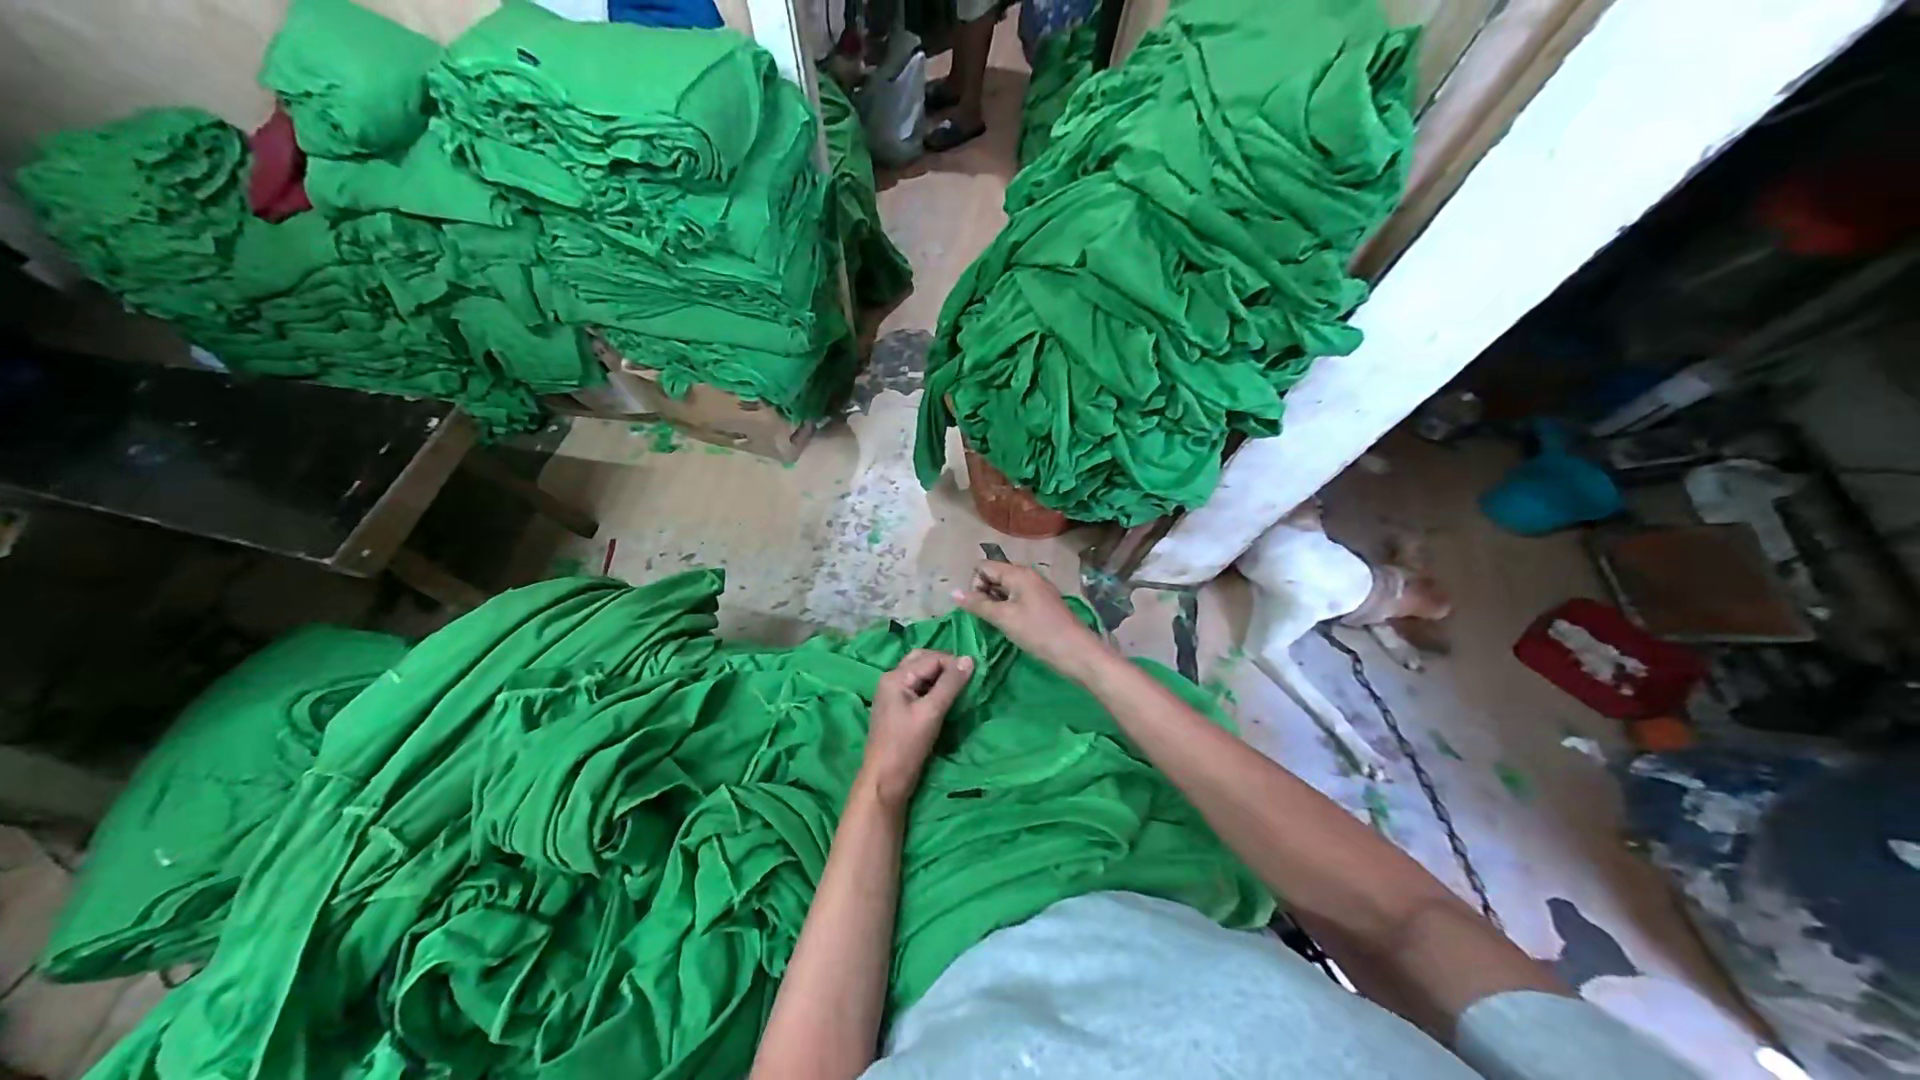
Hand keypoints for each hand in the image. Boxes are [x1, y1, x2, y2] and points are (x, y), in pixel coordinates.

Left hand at [859, 649, 973, 808]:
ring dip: (941, 678)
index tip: (974, 677)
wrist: (885, 780)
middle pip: (923, 660)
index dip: (953, 664)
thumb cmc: (906, 746)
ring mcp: (894, 694)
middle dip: (946, 666)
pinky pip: (919, 688)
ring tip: (959, 690)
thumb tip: (969, 659)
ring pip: (921, 674)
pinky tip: (946, 700)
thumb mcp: (931, 712)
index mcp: (896, 677)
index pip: (931, 658)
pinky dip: (934, 689)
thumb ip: (950, 684)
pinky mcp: (899, 708)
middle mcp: (892, 679)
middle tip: (966, 679)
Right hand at [953, 561, 1111, 680]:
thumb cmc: (1039, 633)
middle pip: (994, 575)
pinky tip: (1013, 626)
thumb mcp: (1004, 618)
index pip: (983, 567)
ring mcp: (1037, 589)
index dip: (975, 585)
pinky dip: (1009, 609)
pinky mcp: (1042, 603)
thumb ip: (978, 604)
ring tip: (1000, 624)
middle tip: (990, 618)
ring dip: (997, 604)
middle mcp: (1028, 575)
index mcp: (1019, 573)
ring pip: (1005, 589)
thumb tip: (953, 592)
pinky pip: (1017, 598)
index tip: (980, 608)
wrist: (1077, 652)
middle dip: (985, 594)